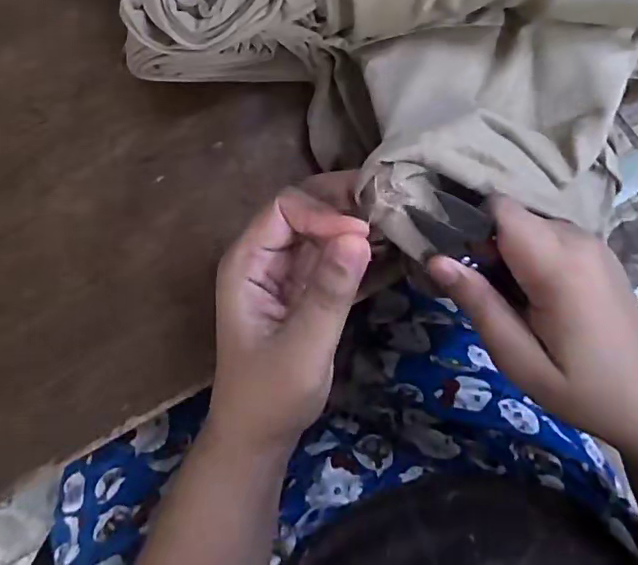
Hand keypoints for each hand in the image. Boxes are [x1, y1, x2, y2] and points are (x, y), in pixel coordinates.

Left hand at [209, 172, 372, 451]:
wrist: (259, 437)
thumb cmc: (270, 396)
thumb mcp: (303, 348)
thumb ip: (329, 292)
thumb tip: (359, 235)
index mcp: (247, 261)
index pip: (284, 209)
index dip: (323, 212)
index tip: (362, 232)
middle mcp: (263, 255)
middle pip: (301, 206)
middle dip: (340, 201)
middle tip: (385, 200)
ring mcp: (283, 268)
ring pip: (319, 224)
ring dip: (351, 217)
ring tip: (391, 214)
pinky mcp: (304, 283)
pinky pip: (330, 249)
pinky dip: (355, 243)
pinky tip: (384, 241)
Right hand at [425, 196, 637, 450]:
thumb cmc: (582, 390)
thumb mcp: (520, 361)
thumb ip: (479, 305)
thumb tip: (435, 260)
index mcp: (558, 263)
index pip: (498, 207)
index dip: (470, 226)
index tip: (459, 261)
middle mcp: (575, 237)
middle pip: (509, 215)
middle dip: (486, 244)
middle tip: (486, 293)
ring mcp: (589, 239)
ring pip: (525, 223)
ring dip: (508, 250)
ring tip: (513, 299)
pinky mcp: (594, 246)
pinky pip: (545, 232)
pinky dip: (529, 252)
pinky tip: (536, 294)